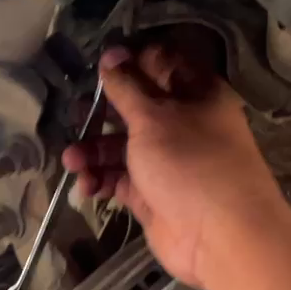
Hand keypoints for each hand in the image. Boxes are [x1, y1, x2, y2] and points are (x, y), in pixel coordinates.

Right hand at [62, 38, 283, 286]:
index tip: (97, 68)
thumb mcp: (154, 117)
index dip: (128, 64)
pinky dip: (101, 181)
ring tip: (71, 161)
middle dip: (101, 113)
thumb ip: (127, 87)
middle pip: (134, 109)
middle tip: (75, 114)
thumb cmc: (190, 163)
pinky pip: (119, 180)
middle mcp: (181, 124)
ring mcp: (166, 162)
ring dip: (93, 152)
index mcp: (194, 93)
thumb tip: (111, 54)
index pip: (159, 65)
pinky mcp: (151, 195)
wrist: (219, 235)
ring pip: (122, 147)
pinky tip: (86, 187)